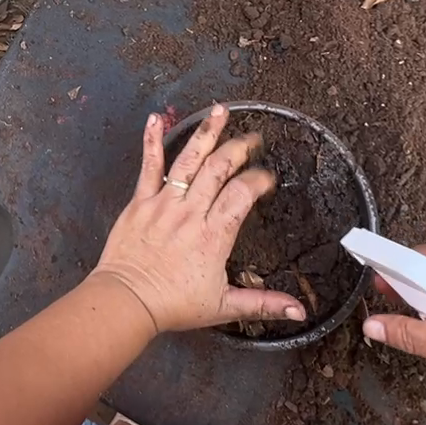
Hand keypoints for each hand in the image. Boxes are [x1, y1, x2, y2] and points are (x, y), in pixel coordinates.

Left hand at [90, 105, 306, 333]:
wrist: (126, 300)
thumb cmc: (173, 305)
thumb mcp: (223, 307)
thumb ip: (262, 304)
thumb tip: (299, 312)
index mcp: (214, 235)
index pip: (242, 194)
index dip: (258, 180)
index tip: (266, 177)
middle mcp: (190, 212)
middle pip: (219, 168)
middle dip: (238, 148)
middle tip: (252, 138)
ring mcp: (164, 202)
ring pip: (188, 160)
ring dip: (206, 134)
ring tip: (219, 111)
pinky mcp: (140, 201)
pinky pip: (148, 165)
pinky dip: (151, 140)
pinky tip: (155, 118)